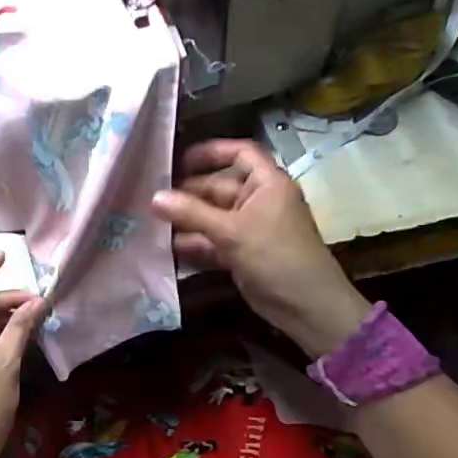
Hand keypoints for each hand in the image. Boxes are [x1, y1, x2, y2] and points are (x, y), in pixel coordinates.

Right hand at [151, 139, 371, 357]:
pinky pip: (214, 242)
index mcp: (267, 184)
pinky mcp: (242, 254)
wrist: (304, 305)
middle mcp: (259, 201)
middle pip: (220, 188)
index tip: (180, 159)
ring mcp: (250, 229)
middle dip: (189, 193)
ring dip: (187, 221)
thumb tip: (154, 197)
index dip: (213, 152)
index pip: (241, 153)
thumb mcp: (231, 231)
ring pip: (213, 217)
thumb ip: (192, 213)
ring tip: (153, 223)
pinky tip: (167, 248)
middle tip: (153, 198)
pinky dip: (195, 244)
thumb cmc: (275, 256)